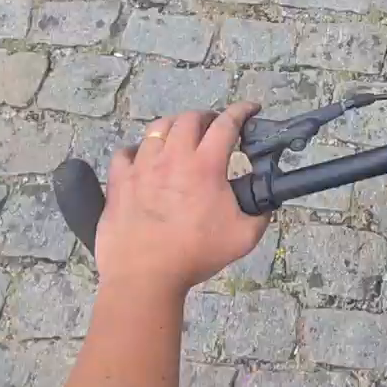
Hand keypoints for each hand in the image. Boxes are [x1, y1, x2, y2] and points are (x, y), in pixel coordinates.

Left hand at [96, 104, 266, 298]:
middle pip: (189, 119)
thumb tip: (267, 201)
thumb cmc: (196, 255)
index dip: (242, 111)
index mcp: (205, 166)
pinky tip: (145, 159)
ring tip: (182, 138)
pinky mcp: (119, 183)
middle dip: (208, 116)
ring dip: (175, 128)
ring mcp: (142, 168)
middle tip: (216, 127)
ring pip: (157, 129)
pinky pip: (126, 153)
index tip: (251, 109)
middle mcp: (173, 158)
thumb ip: (262, 212)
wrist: (145, 277)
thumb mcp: (244, 236)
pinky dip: (139, 150)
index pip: (227, 124)